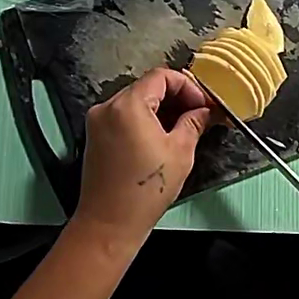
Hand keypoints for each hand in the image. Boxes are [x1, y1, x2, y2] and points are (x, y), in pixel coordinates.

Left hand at [72, 68, 215, 243]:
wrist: (109, 221)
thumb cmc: (144, 190)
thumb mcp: (180, 153)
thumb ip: (193, 123)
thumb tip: (203, 111)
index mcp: (127, 105)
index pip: (160, 76)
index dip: (187, 86)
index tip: (202, 103)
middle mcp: (107, 107)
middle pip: (146, 86)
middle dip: (175, 97)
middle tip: (198, 115)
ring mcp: (98, 120)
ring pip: (135, 100)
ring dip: (160, 108)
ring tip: (182, 127)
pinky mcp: (95, 134)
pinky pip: (123, 115)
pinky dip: (143, 119)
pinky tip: (160, 136)